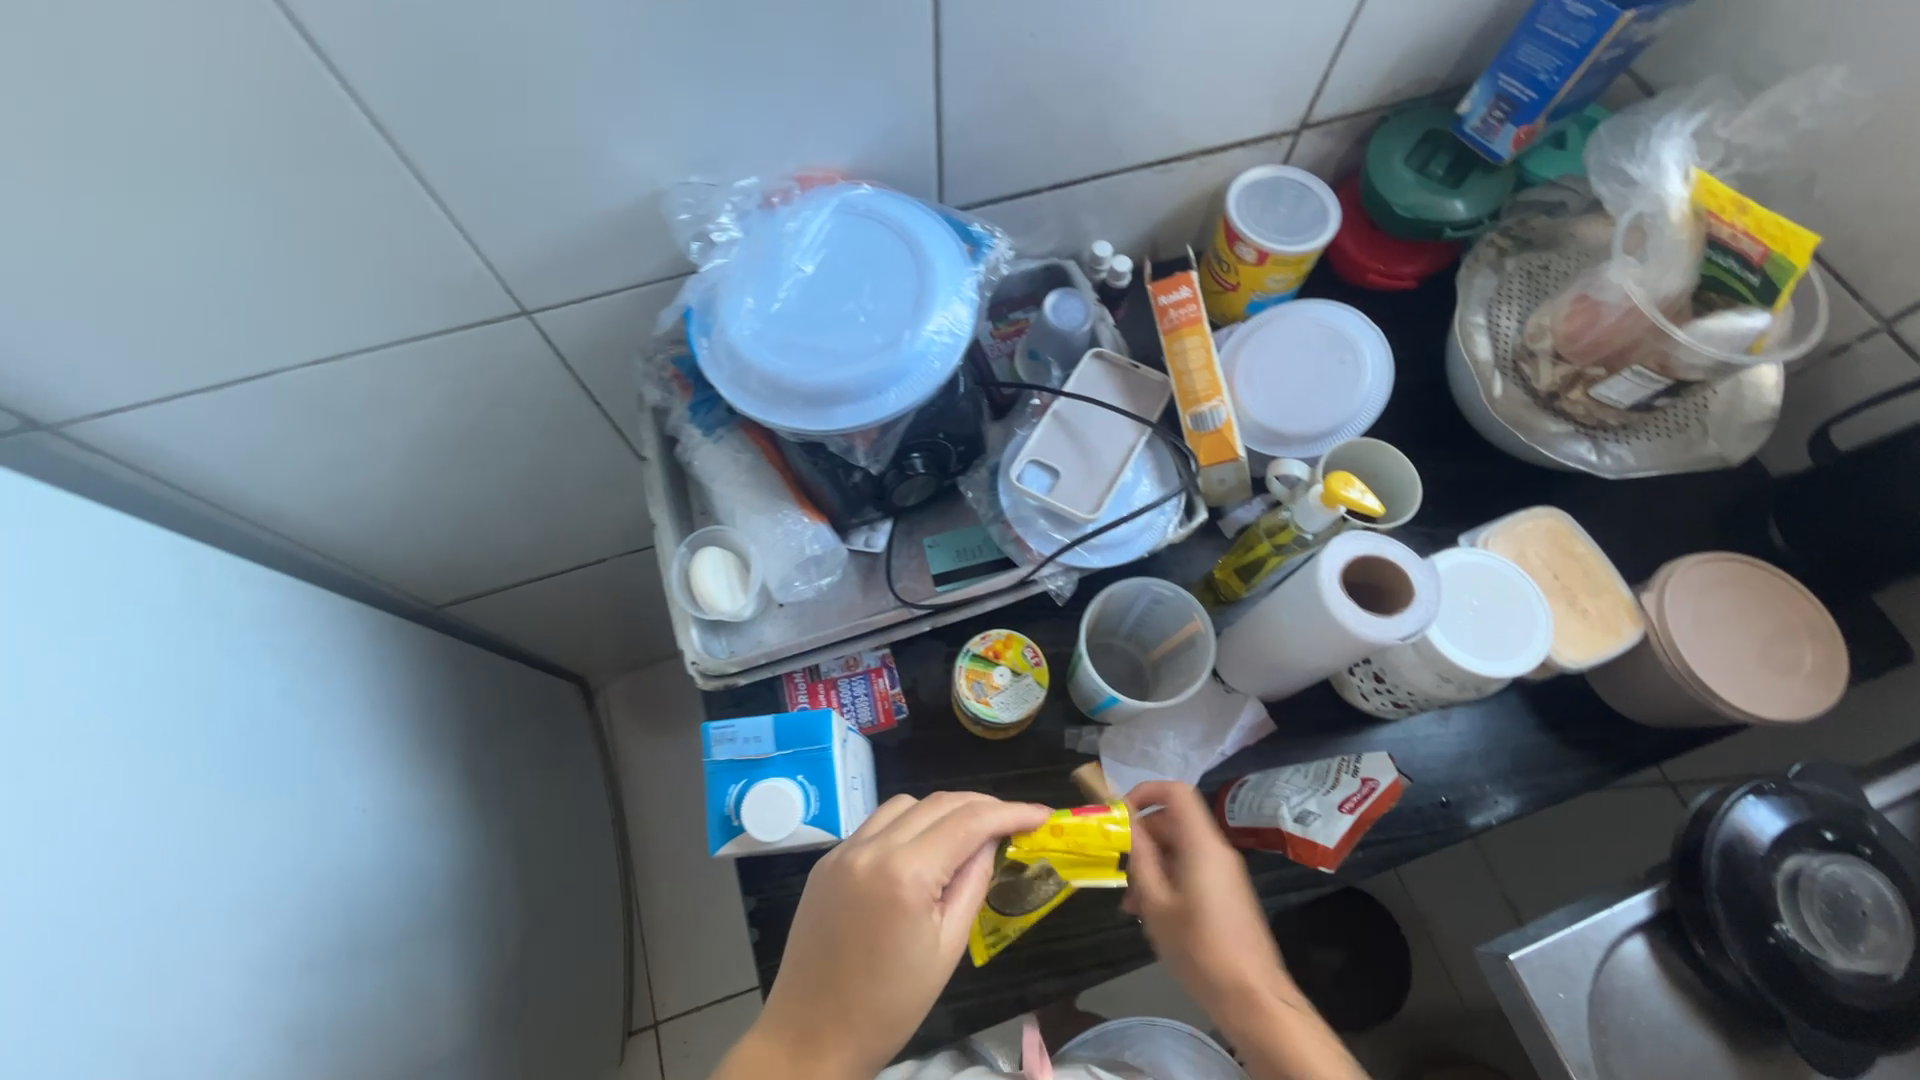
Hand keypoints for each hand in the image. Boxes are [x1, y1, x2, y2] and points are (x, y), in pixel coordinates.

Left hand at [730, 792, 1051, 1078]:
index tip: (1041, 814)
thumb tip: (991, 841)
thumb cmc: (889, 1006)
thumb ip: (973, 883)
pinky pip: (876, 824)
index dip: (1010, 812)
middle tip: (1012, 822)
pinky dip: (908, 824)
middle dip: (981, 805)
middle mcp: (871, 848)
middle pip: (938, 802)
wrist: (810, 1036)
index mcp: (905, 874)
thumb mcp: (947, 949)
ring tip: (969, 834)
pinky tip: (923, 849)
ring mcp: (844, 851)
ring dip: (942, 810)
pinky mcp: (828, 861)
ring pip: (905, 804)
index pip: (969, 821)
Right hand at [1122, 781, 1291, 1018]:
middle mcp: (1216, 850)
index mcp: (1201, 845)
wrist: (1252, 997)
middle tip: (1119, 872)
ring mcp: (1223, 872)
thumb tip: (1127, 824)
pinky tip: (1151, 914)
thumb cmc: (1199, 948)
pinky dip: (1167, 881)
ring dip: (1150, 867)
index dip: (1145, 793)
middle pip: (1173, 823)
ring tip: (1130, 904)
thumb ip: (1141, 858)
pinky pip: (1190, 870)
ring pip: (1178, 850)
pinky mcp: (1226, 893)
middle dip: (1141, 841)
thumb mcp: (1157, 904)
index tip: (1119, 815)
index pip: (1176, 792)